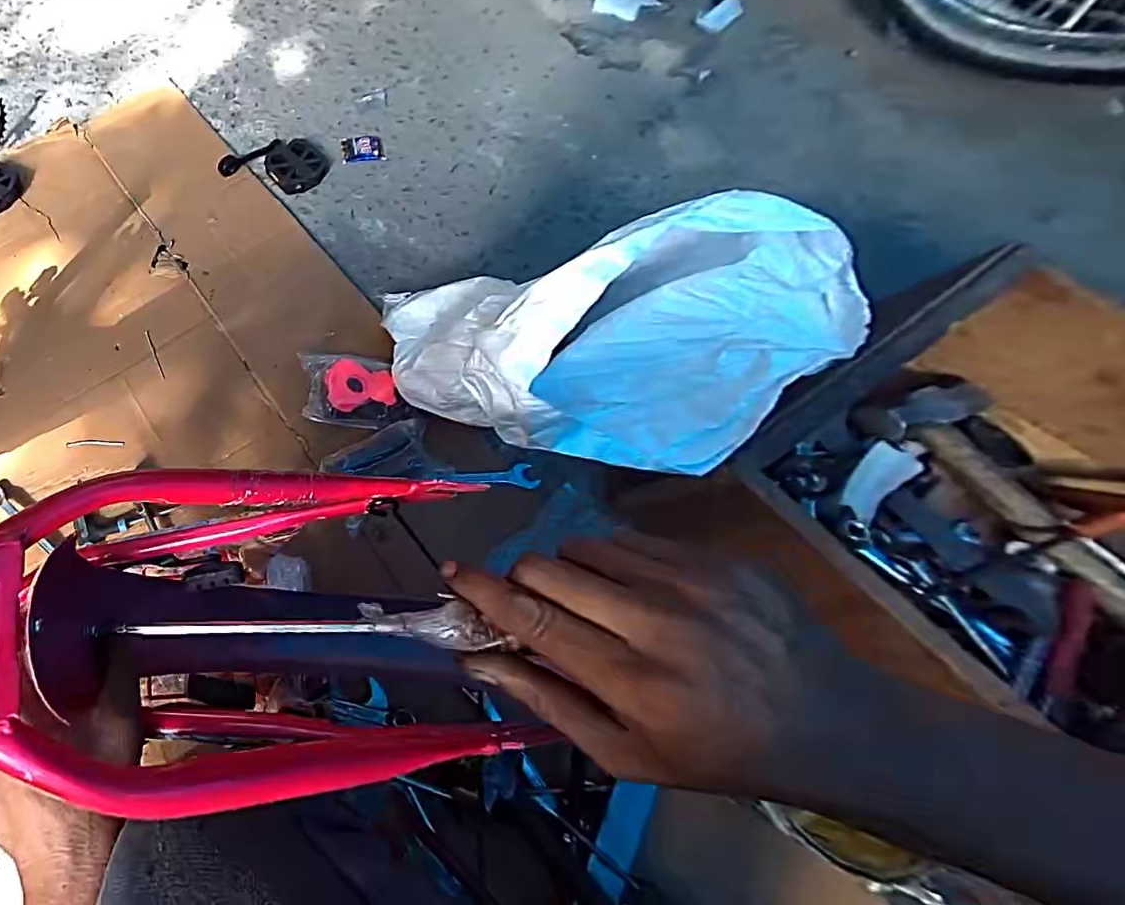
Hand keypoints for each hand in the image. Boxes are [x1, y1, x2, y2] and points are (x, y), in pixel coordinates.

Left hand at [0, 648, 139, 903]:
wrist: (78, 872)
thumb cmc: (91, 809)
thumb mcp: (117, 724)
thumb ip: (115, 671)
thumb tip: (113, 638)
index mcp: (1, 717)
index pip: (7, 654)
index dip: (33, 637)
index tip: (49, 629)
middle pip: (4, 683)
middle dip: (35, 677)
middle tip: (66, 678)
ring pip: (0, 713)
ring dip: (28, 708)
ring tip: (61, 714)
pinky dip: (19, 738)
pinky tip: (49, 746)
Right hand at [443, 530, 878, 796]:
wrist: (841, 727)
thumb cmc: (717, 752)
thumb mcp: (626, 754)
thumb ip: (544, 701)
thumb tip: (476, 657)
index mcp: (637, 683)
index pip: (534, 618)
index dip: (482, 590)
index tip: (450, 572)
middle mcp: (661, 624)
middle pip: (545, 567)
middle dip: (522, 581)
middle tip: (534, 603)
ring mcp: (693, 582)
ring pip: (579, 546)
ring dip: (568, 571)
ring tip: (598, 604)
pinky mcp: (714, 558)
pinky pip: (623, 539)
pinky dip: (610, 562)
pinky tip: (641, 594)